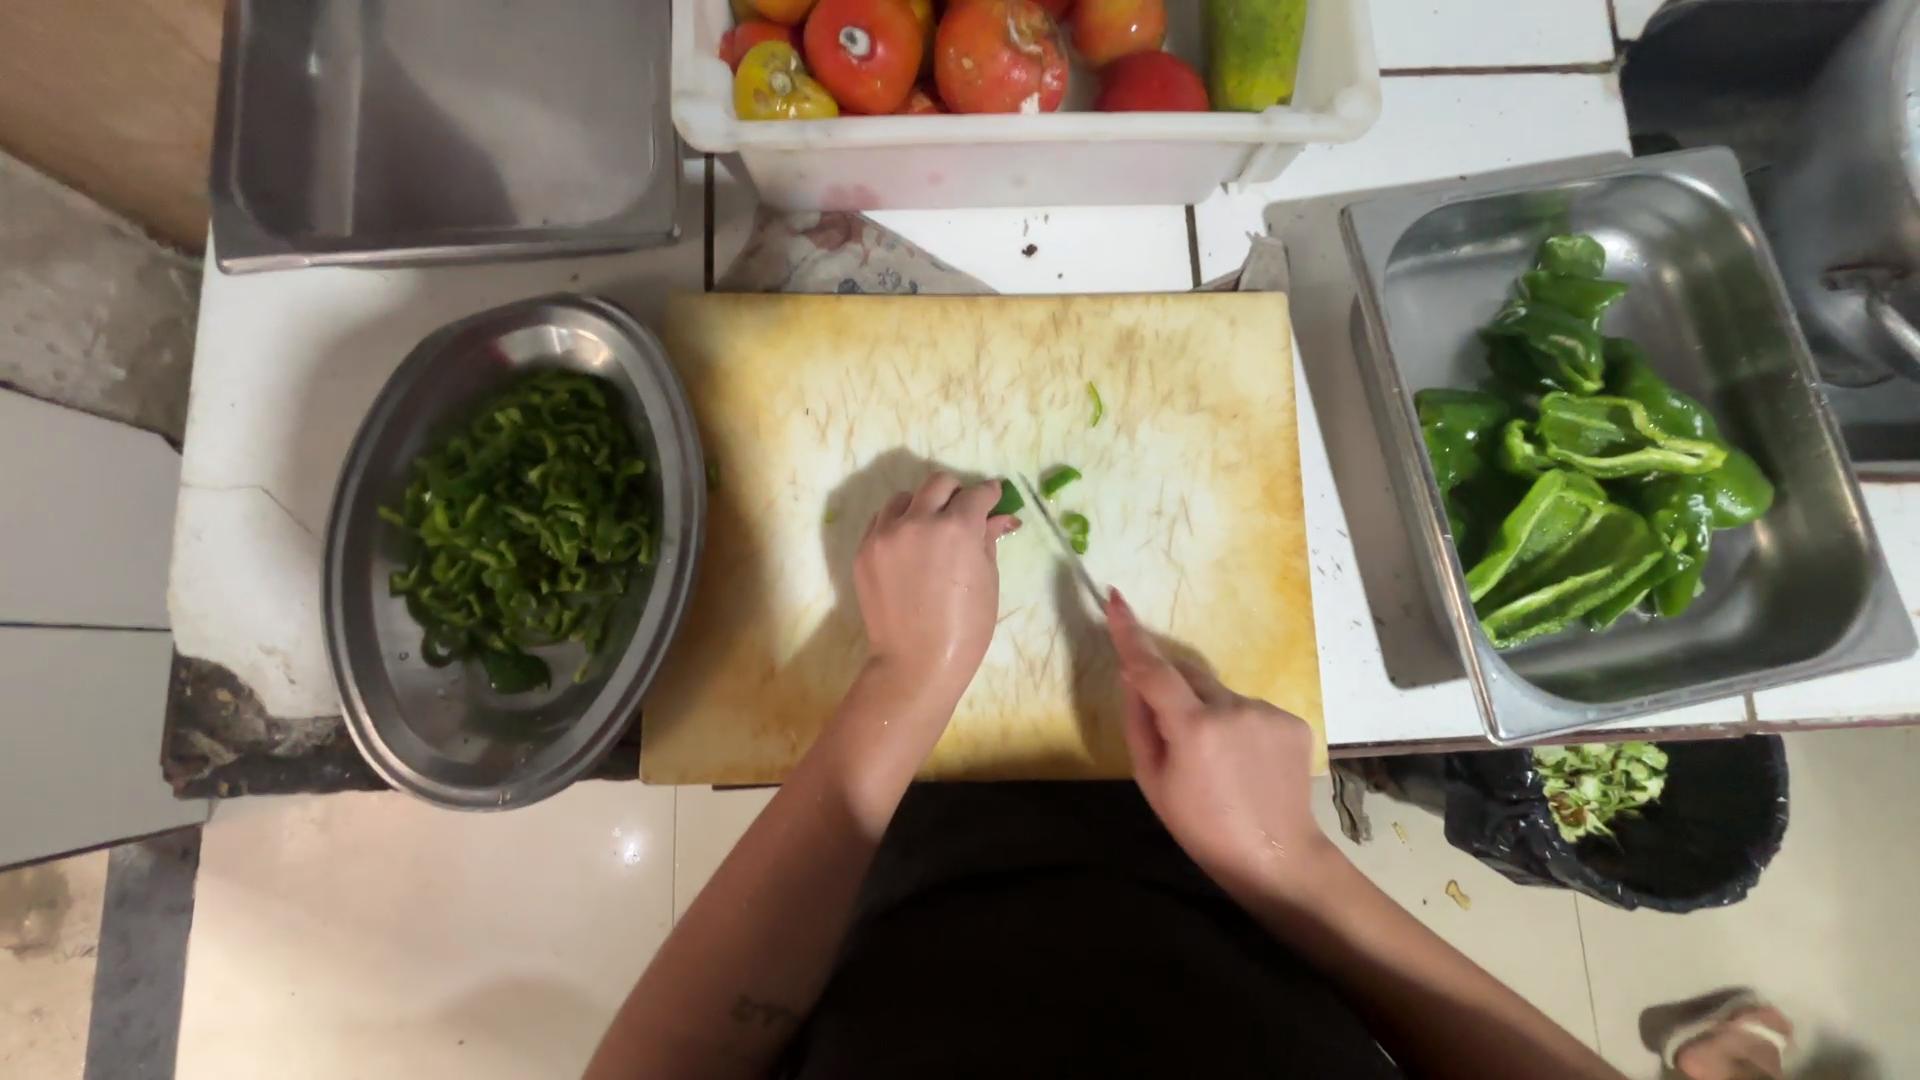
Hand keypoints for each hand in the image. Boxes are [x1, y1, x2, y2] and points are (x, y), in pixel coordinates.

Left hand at [854, 471, 1020, 707]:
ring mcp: (886, 534)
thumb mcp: (987, 579)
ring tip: (931, 528)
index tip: (993, 497)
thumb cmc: (965, 627)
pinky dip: (898, 523)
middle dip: (956, 492)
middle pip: (938, 483)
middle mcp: (918, 521)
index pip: (976, 494)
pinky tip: (909, 544)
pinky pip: (882, 520)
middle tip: (963, 511)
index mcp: (956, 528)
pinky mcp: (865, 550)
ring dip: (922, 505)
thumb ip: (988, 539)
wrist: (917, 662)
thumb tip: (1001, 517)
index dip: (989, 494)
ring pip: (905, 497)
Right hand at [1106, 588, 1332, 901]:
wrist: (1275, 857)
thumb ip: (1138, 719)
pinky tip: (1245, 760)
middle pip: (1187, 674)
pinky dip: (1236, 722)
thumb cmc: (1200, 825)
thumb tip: (1132, 674)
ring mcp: (1267, 711)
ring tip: (1217, 758)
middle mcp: (1233, 708)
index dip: (1130, 633)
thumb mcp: (1151, 779)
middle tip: (1170, 730)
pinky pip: (1247, 706)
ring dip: (1206, 709)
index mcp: (1193, 727)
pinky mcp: (1292, 719)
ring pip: (1218, 692)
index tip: (1115, 599)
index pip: (1153, 668)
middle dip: (1171, 687)